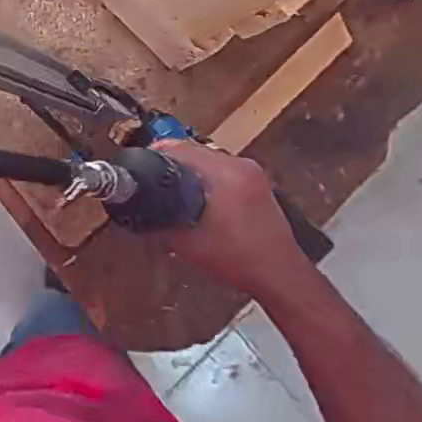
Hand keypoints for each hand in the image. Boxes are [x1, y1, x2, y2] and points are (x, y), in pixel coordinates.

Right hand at [158, 140, 313, 298]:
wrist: (279, 273)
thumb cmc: (237, 259)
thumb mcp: (189, 244)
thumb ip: (162, 224)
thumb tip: (143, 211)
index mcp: (226, 173)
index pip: (184, 149)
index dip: (159, 152)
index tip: (143, 161)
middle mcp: (241, 164)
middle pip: (198, 150)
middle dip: (175, 160)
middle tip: (154, 174)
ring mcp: (253, 171)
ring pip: (212, 159)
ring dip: (193, 168)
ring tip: (174, 185)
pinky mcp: (258, 181)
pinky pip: (226, 169)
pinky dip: (210, 176)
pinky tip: (199, 193)